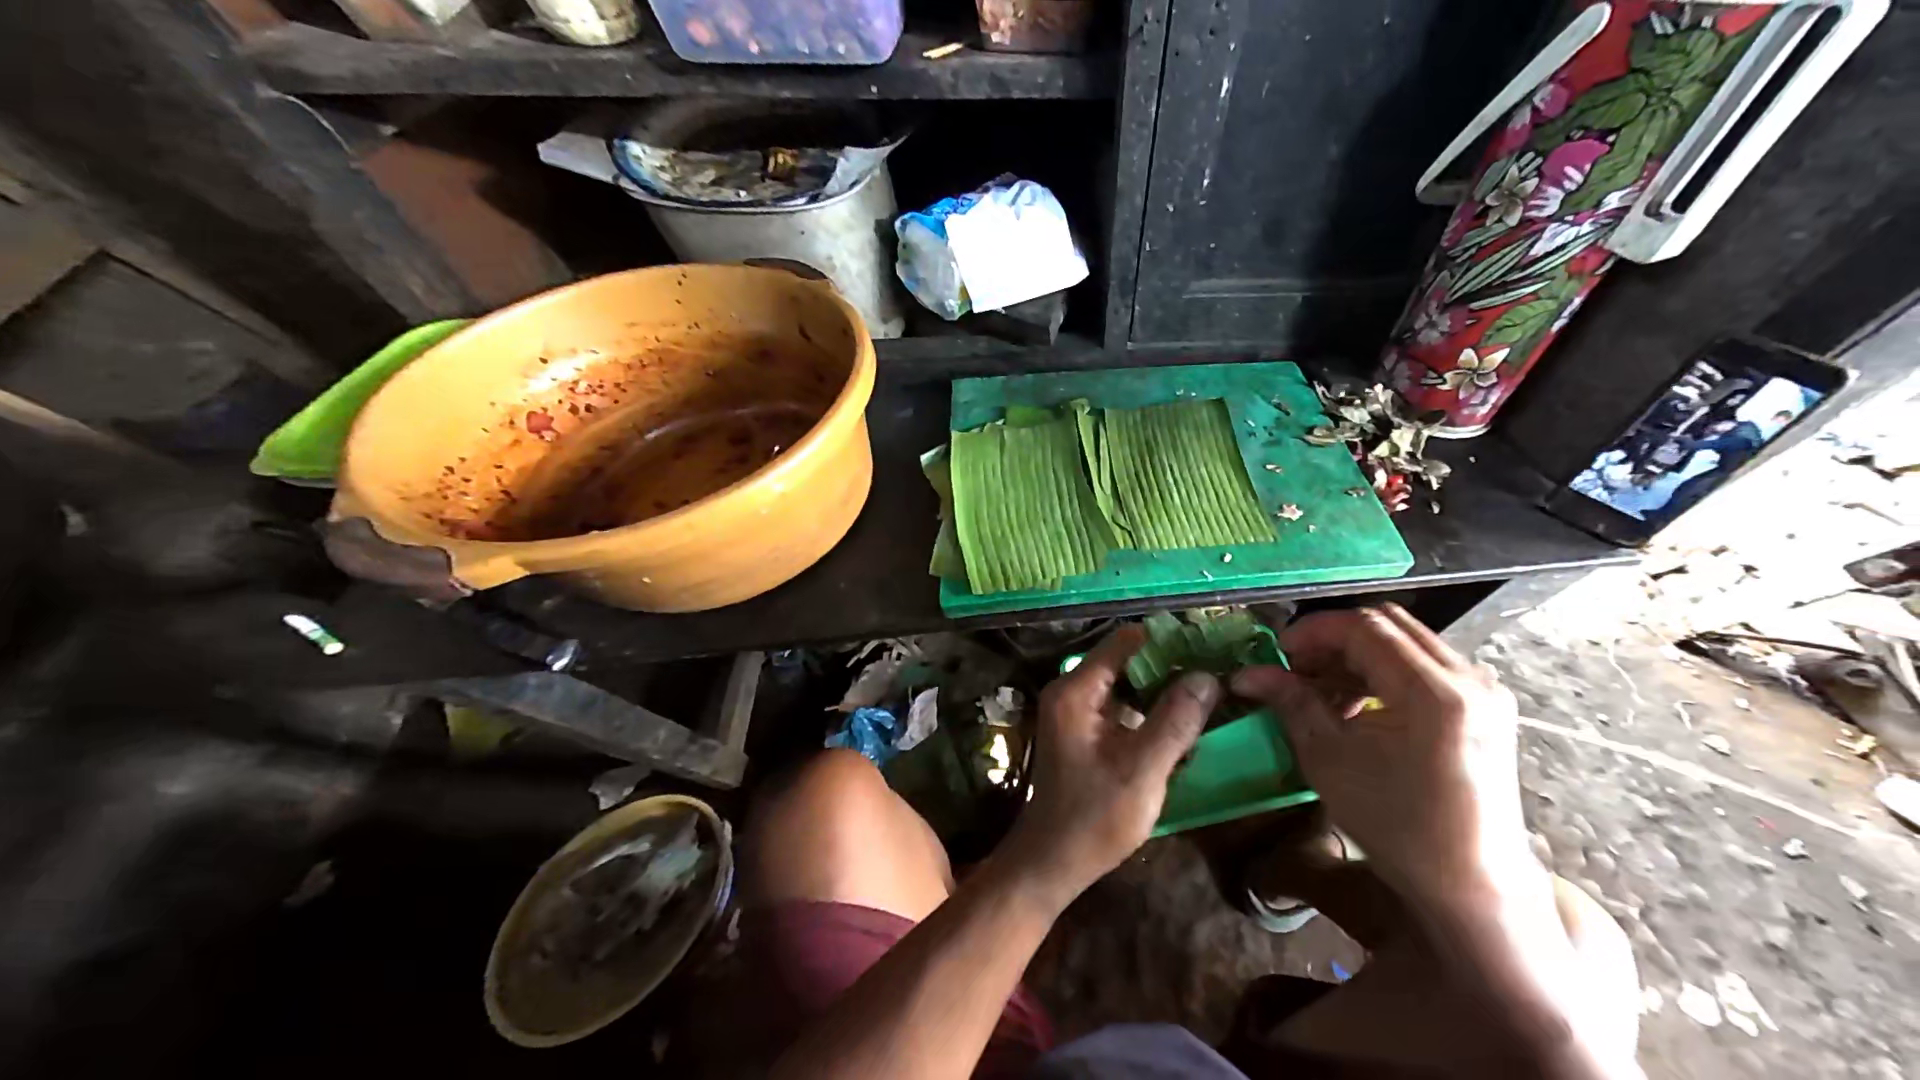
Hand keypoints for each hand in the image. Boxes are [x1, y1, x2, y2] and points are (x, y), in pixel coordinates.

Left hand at [999, 625, 1213, 909]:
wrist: (1052, 861)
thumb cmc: (1094, 817)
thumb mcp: (1142, 769)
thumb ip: (1175, 720)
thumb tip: (1206, 675)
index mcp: (1076, 690)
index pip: (1126, 641)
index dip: (1168, 640)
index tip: (1210, 647)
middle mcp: (1071, 691)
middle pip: (1127, 661)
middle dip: (1171, 668)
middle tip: (1217, 677)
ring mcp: (1075, 712)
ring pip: (1128, 686)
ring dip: (1163, 694)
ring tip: (1208, 701)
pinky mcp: (1084, 733)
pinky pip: (1122, 709)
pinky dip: (1150, 715)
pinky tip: (1182, 732)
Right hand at [1232, 605, 1534, 908]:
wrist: (1471, 882)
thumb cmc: (1396, 824)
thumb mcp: (1329, 759)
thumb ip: (1291, 701)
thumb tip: (1247, 673)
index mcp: (1432, 691)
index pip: (1364, 627)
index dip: (1313, 631)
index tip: (1278, 654)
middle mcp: (1467, 678)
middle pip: (1388, 624)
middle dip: (1334, 638)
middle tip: (1298, 667)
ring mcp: (1483, 690)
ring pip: (1406, 641)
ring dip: (1357, 654)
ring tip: (1322, 689)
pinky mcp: (1484, 706)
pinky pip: (1425, 663)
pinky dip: (1383, 670)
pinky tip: (1358, 703)